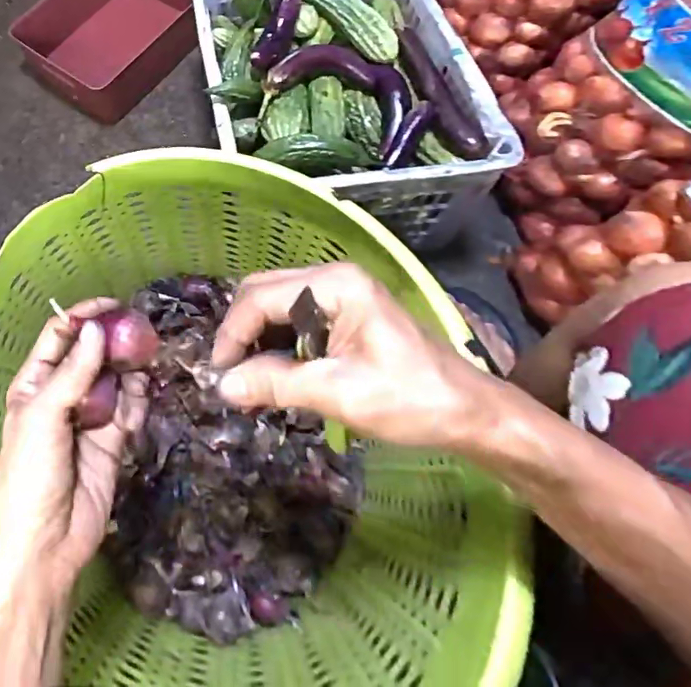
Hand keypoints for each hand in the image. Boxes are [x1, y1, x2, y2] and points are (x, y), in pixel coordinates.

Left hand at [0, 298, 148, 596]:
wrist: (47, 544)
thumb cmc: (30, 474)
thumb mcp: (43, 416)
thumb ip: (73, 374)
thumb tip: (96, 331)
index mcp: (35, 383)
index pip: (59, 337)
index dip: (83, 317)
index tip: (112, 304)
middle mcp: (62, 394)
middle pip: (92, 355)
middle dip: (113, 340)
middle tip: (140, 329)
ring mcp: (88, 417)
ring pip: (115, 380)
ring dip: (130, 368)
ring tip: (147, 358)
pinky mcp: (112, 440)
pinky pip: (128, 409)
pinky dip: (138, 400)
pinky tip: (142, 396)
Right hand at [212, 263, 499, 449]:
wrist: (471, 414)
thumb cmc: (412, 400)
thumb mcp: (340, 394)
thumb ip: (276, 384)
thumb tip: (222, 386)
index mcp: (334, 285)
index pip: (260, 298)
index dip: (232, 334)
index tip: (219, 374)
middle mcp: (331, 277)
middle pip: (261, 292)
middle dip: (240, 333)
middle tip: (229, 376)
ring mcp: (336, 292)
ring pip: (273, 304)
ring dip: (255, 339)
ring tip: (247, 380)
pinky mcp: (340, 311)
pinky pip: (292, 317)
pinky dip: (275, 343)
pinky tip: (272, 373)